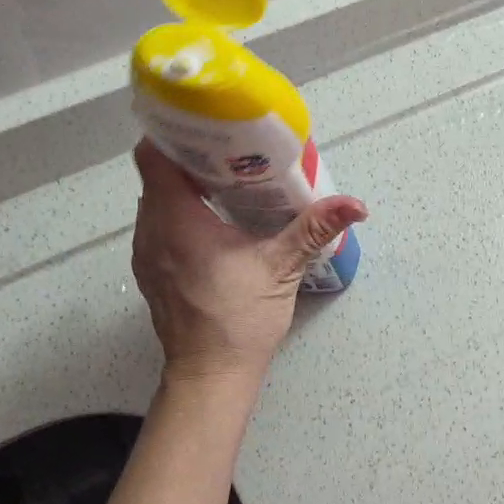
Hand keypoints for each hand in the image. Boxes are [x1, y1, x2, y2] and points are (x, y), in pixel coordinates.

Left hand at [131, 141, 367, 387]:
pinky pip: (161, 224)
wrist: (210, 375)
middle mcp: (151, 230)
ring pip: (158, 200)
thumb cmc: (239, 318)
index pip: (154, 155)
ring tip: (230, 178)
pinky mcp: (154, 271)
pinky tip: (218, 219)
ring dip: (187, 185)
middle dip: (192, 157)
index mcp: (176, 220)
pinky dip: (184, 211)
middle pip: (157, 174)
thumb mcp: (282, 268)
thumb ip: (314, 229)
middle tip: (234, 149)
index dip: (177, 133)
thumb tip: (356, 204)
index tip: (210, 127)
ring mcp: (147, 253)